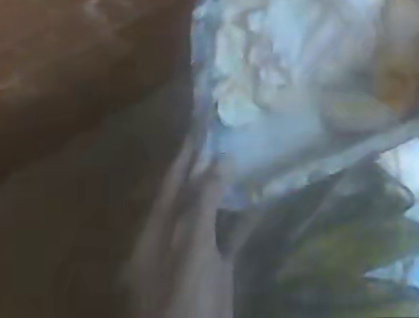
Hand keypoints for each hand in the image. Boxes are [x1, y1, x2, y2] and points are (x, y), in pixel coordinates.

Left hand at [126, 136, 246, 317]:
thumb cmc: (182, 301)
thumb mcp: (191, 250)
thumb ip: (203, 204)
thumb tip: (219, 160)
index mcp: (154, 234)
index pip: (170, 182)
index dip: (187, 151)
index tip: (204, 119)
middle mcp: (172, 239)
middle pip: (191, 193)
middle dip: (209, 163)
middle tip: (230, 127)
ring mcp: (194, 256)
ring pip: (212, 211)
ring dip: (230, 186)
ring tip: (250, 151)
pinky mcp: (216, 270)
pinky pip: (230, 234)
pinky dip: (245, 215)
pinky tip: (264, 195)